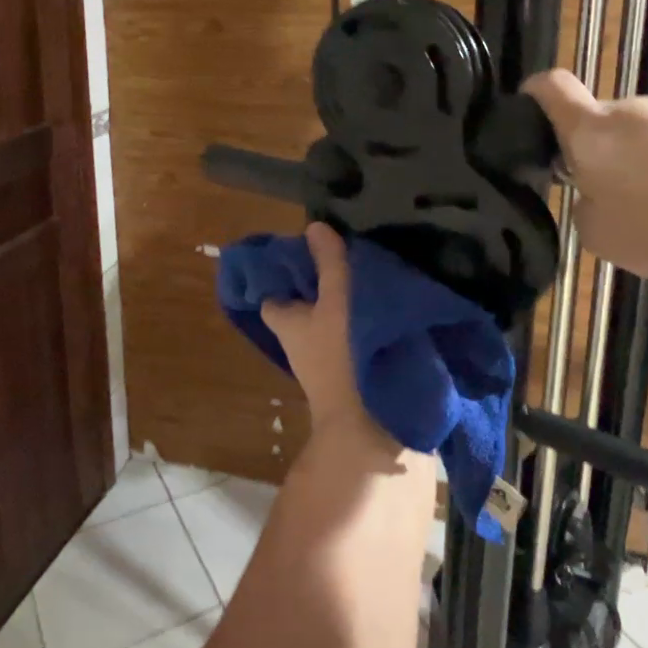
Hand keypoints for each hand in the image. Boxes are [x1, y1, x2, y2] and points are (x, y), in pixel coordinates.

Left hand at [261, 223, 377, 438]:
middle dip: (314, 285)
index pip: (270, 294)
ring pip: (323, 320)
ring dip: (337, 303)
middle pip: (299, 306)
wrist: (364, 421)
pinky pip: (343, 336)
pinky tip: (377, 307)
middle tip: (339, 256)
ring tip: (362, 275)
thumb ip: (329, 265)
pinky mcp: (344, 370)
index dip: (280, 274)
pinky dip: (353, 323)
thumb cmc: (340, 356)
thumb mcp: (335, 302)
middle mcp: (295, 340)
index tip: (302, 252)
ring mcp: (319, 358)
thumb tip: (315, 226)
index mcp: (284, 322)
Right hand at [522, 69, 647, 293]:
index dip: (534, 95)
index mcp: (592, 131)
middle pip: (601, 123)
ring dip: (642, 166)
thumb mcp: (599, 236)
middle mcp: (633, 110)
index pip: (551, 88)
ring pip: (644, 138)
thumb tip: (597, 195)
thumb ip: (585, 208)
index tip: (529, 113)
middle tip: (612, 203)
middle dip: (599, 155)